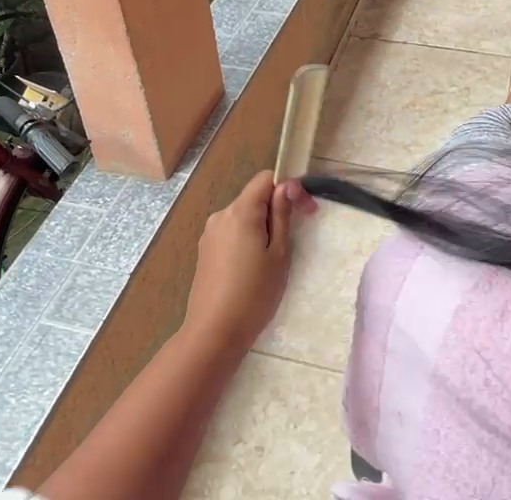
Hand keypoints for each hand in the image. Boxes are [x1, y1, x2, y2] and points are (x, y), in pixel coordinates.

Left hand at [180, 171, 303, 353]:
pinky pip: (231, 233)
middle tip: (295, 238)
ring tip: (274, 258)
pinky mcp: (205, 252)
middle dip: (276, 210)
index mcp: (240, 212)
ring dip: (262, 226)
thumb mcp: (278, 253)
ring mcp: (209, 234)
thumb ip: (281, 215)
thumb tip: (286, 186)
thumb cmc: (254, 293)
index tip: (306, 210)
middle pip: (254, 198)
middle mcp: (221, 215)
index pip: (265, 179)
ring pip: (243, 217)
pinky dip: (247, 239)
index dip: (288, 187)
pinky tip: (253, 268)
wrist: (214, 332)